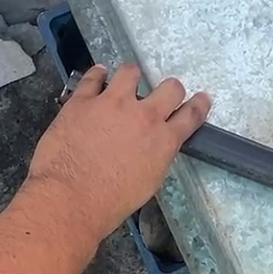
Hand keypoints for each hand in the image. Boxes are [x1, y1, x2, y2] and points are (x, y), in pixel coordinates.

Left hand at [19, 65, 211, 242]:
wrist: (71, 198)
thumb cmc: (109, 202)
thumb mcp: (148, 183)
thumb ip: (156, 157)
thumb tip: (153, 147)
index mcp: (164, 140)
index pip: (191, 115)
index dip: (199, 105)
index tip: (201, 99)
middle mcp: (144, 116)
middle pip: (170, 88)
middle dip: (170, 90)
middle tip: (162, 94)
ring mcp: (112, 104)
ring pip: (131, 72)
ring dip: (131, 76)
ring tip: (126, 81)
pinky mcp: (83, 101)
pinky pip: (93, 78)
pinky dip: (97, 75)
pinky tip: (98, 75)